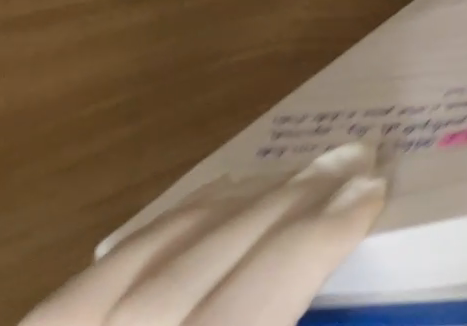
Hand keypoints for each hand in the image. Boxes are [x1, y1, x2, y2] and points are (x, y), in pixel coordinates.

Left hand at [22, 143, 384, 325]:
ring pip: (149, 255)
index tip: (372, 188)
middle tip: (352, 157)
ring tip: (295, 172)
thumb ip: (302, 313)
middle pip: (207, 261)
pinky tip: (214, 199)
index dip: (323, 233)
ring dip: (236, 202)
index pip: (264, 286)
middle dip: (289, 200)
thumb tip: (371, 272)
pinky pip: (93, 276)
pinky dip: (165, 224)